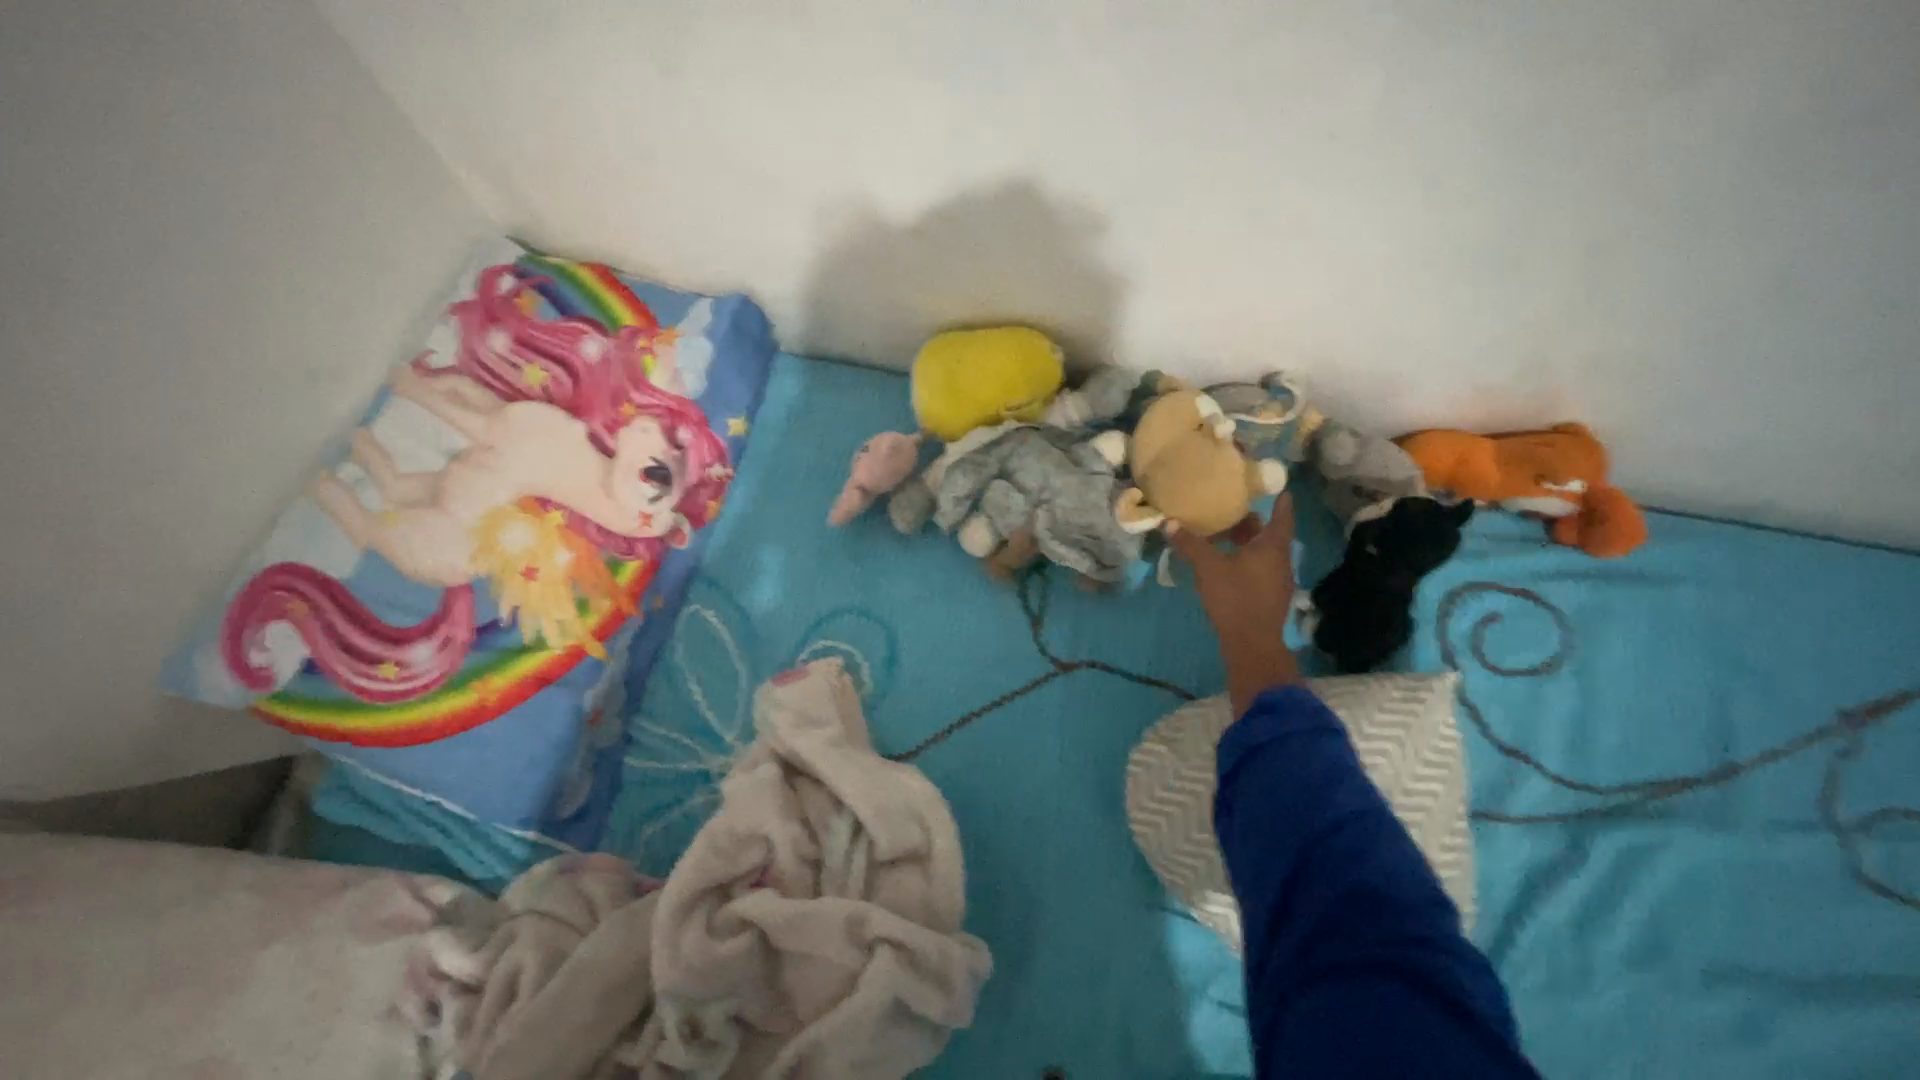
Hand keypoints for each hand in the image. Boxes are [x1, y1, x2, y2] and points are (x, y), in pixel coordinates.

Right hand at [1167, 494, 1296, 642]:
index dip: (1281, 502)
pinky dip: (1245, 560)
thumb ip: (1191, 544)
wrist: (1252, 643)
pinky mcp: (1270, 597)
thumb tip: (1169, 523)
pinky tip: (1225, 565)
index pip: (1283, 516)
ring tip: (1222, 537)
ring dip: (1246, 543)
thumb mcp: (1209, 568)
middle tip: (1231, 511)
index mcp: (1272, 546)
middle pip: (1269, 534)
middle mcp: (1280, 560)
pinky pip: (1260, 569)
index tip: (1280, 489)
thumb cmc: (1235, 598)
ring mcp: (1278, 580)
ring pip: (1263, 553)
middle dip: (1251, 523)